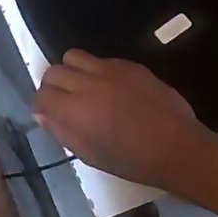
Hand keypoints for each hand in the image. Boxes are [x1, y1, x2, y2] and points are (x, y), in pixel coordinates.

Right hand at [32, 51, 217, 191]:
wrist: (177, 147)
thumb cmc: (133, 161)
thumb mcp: (91, 155)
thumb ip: (63, 132)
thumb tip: (42, 115)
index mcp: (77, 110)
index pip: (42, 95)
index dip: (40, 104)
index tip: (45, 113)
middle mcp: (89, 84)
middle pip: (53, 71)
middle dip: (51, 86)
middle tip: (61, 101)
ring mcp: (111, 70)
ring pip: (74, 56)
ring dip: (71, 71)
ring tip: (82, 88)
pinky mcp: (130, 66)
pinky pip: (101, 59)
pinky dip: (95, 70)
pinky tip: (109, 89)